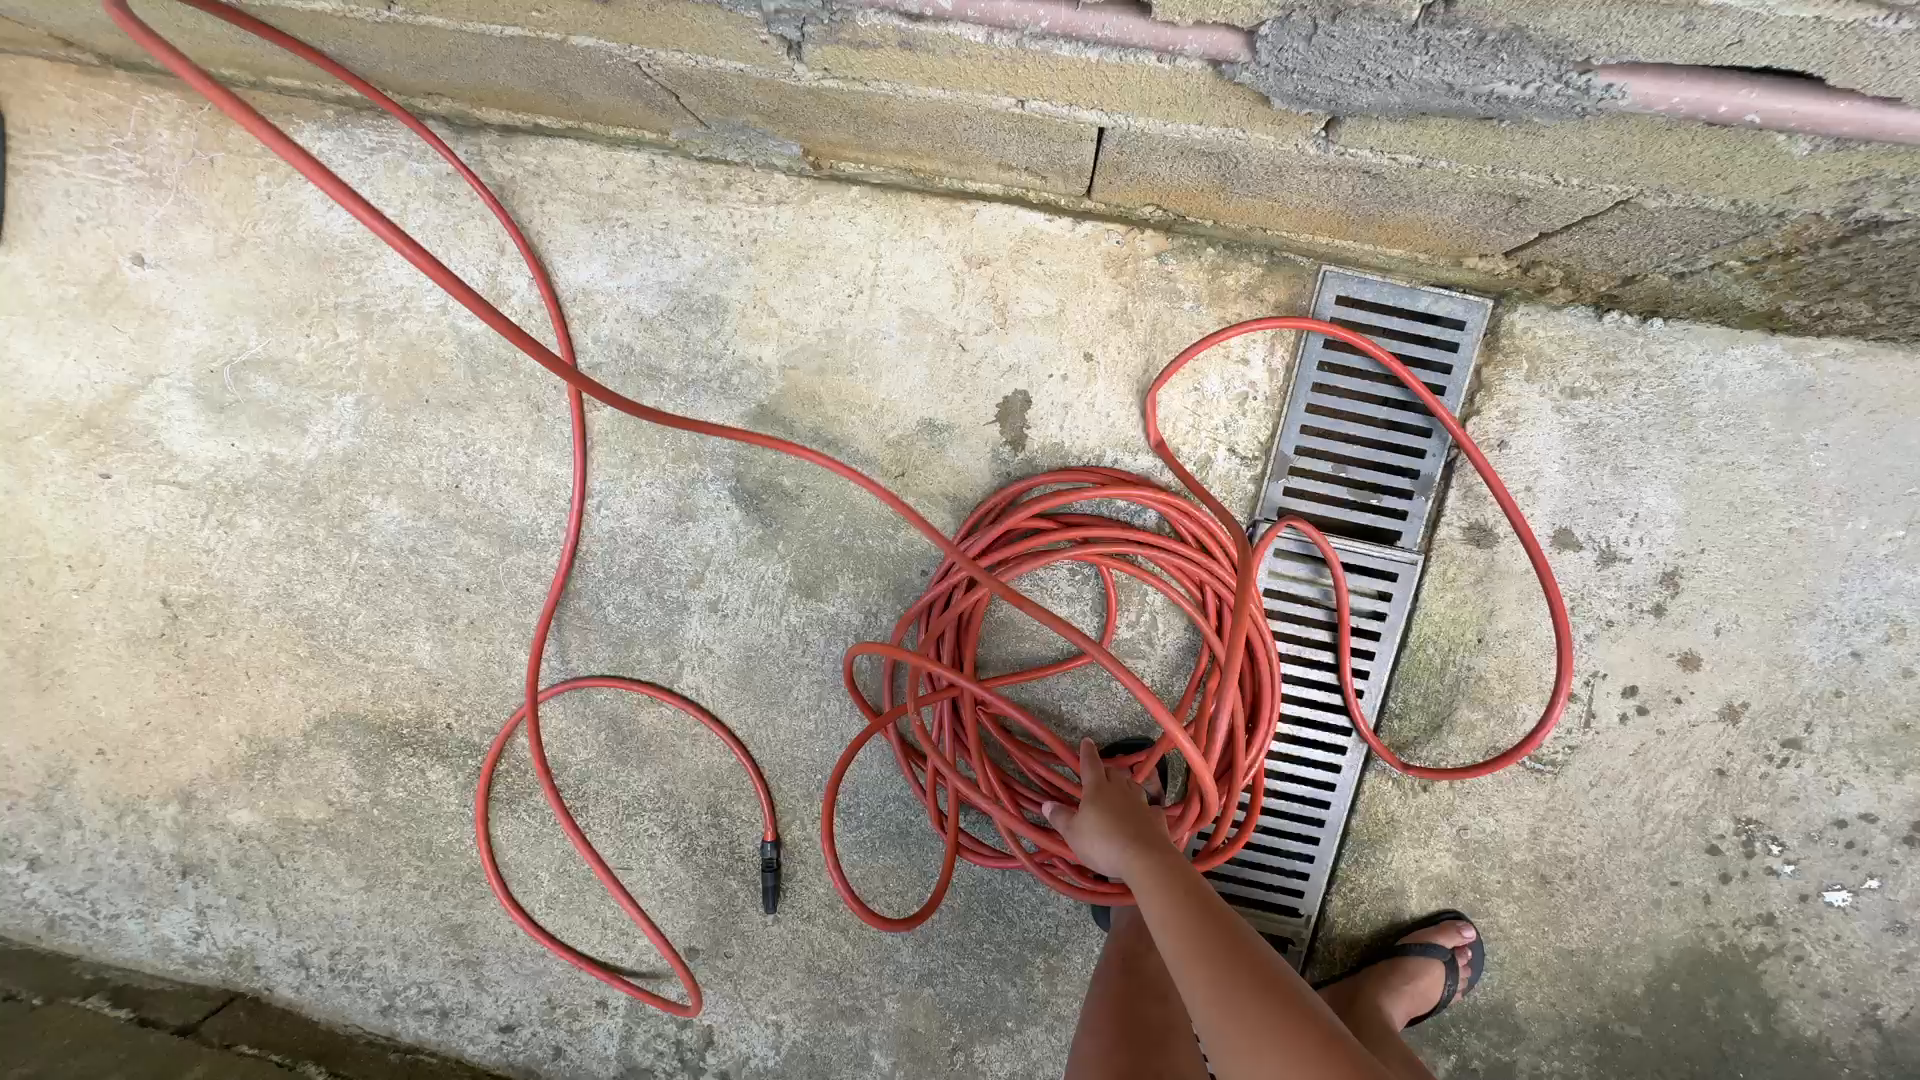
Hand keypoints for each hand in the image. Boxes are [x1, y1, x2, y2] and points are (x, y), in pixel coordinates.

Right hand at [1042, 738, 1176, 881]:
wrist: (1144, 859)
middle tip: (1101, 775)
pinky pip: (1151, 808)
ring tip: (1121, 791)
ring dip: (1126, 786)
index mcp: (1097, 789)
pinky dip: (1146, 809)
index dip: (1087, 752)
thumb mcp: (1073, 834)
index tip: (1087, 741)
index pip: (1091, 764)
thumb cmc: (1102, 844)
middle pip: (1113, 773)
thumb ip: (1060, 818)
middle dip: (1106, 771)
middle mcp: (1120, 790)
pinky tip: (1145, 815)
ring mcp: (1141, 803)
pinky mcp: (1156, 818)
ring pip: (1133, 786)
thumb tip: (1047, 804)